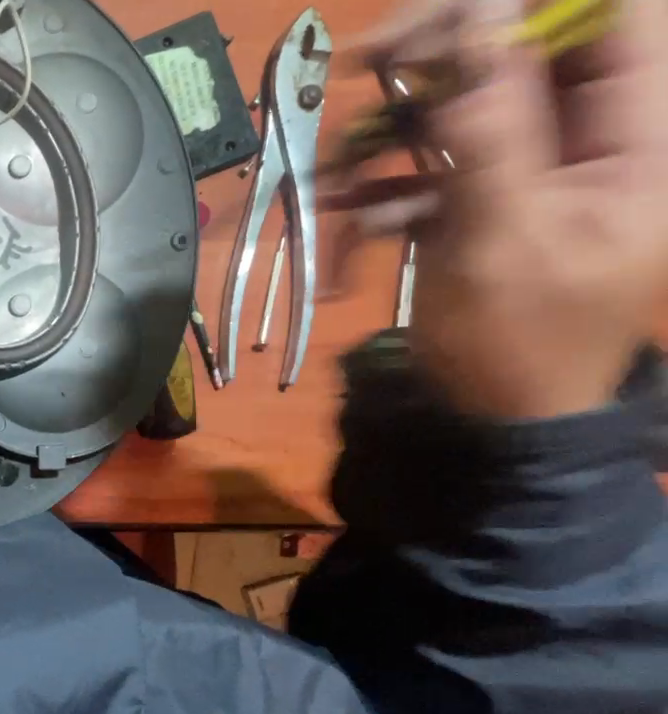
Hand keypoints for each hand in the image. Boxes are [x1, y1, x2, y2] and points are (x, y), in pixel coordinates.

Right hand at [325, 0, 667, 418]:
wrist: (500, 414)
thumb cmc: (518, 338)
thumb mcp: (505, 236)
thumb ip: (495, 133)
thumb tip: (477, 29)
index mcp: (633, 136)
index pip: (611, 22)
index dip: (525, 6)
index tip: (437, 22)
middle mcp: (587, 140)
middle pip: (526, 57)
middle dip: (446, 59)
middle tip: (371, 62)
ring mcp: (529, 174)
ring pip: (467, 114)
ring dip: (396, 136)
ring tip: (338, 175)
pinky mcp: (480, 207)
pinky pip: (432, 172)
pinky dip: (385, 188)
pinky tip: (349, 215)